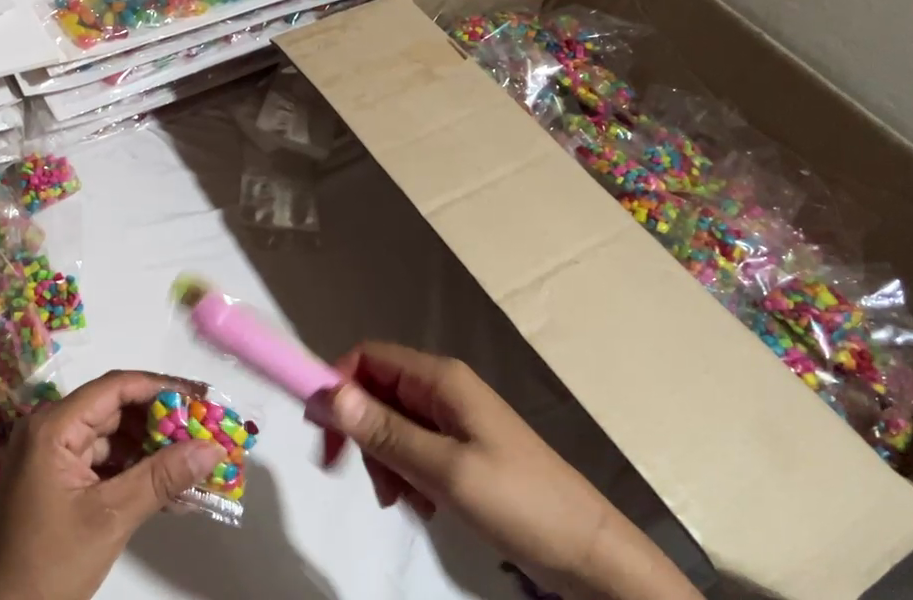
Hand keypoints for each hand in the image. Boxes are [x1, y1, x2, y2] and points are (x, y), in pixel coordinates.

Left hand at [0, 370, 226, 599]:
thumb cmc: (50, 563)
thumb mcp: (110, 518)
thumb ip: (161, 478)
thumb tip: (212, 449)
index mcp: (53, 426)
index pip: (115, 388)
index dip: (162, 388)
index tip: (204, 399)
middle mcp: (49, 429)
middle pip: (114, 409)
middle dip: (162, 420)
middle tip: (209, 430)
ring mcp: (50, 455)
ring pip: (111, 436)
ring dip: (152, 448)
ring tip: (198, 458)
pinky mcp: (55, 480)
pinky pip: (101, 462)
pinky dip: (133, 470)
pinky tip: (170, 485)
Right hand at [310, 343, 701, 599]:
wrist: (592, 555)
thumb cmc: (520, 503)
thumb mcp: (444, 471)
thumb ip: (384, 432)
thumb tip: (328, 393)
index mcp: (440, 380)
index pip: (367, 358)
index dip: (337, 384)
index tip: (320, 430)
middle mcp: (443, 390)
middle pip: (374, 391)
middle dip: (360, 432)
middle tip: (361, 477)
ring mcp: (453, 420)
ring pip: (389, 423)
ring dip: (383, 459)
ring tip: (402, 500)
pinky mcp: (461, 449)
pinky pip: (412, 448)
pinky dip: (405, 473)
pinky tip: (422, 504)